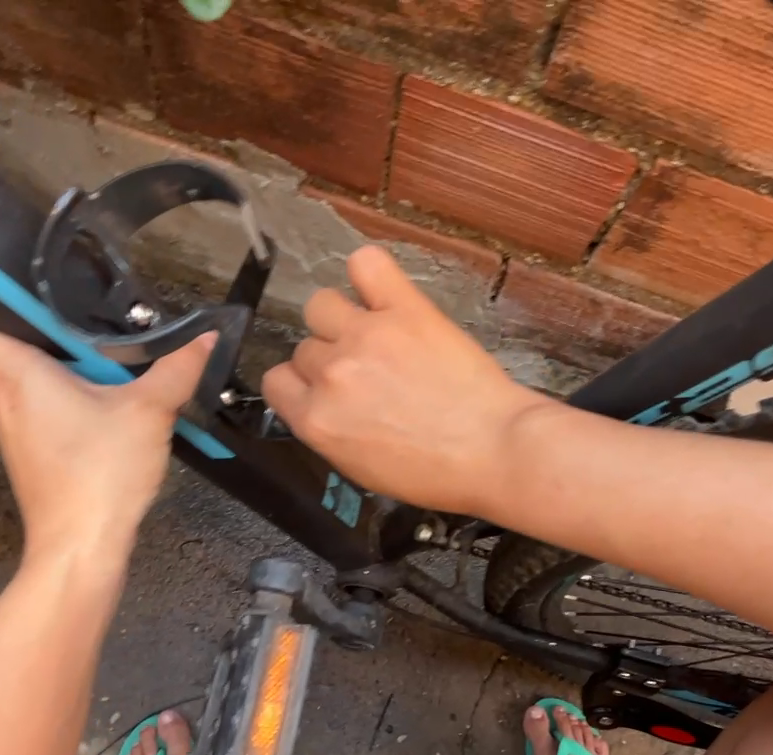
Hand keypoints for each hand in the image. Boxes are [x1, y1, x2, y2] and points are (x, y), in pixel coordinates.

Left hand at [0, 293, 210, 565]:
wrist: (82, 545)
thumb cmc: (100, 473)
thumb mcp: (148, 413)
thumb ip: (175, 370)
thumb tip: (205, 338)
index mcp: (12, 370)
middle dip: (34, 316)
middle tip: (81, 299)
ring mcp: (9, 421)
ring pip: (20, 369)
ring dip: (55, 356)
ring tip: (101, 346)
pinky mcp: (27, 444)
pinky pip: (35, 397)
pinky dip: (61, 387)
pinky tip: (103, 393)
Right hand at [263, 247, 554, 516]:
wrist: (495, 452)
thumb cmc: (437, 473)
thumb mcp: (364, 470)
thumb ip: (330, 431)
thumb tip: (321, 404)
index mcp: (317, 421)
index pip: (276, 382)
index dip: (301, 387)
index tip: (325, 391)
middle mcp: (332, 374)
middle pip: (305, 348)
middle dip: (330, 361)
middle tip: (370, 375)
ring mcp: (366, 335)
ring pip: (321, 304)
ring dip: (340, 319)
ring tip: (374, 334)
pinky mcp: (405, 309)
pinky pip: (367, 264)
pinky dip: (368, 272)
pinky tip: (382, 291)